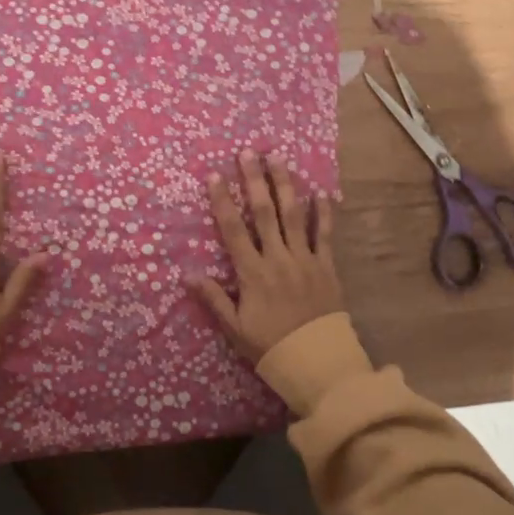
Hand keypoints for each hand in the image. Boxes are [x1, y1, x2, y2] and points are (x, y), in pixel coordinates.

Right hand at [191, 149, 344, 360]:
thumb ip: (213, 299)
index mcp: (252, 273)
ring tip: (278, 158)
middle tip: (248, 152)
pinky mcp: (326, 267)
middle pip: (264, 212)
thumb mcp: (235, 328)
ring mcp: (304, 260)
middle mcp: (278, 259)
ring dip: (285, 185)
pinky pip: (324, 235)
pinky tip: (321, 192)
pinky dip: (322, 213)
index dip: (222, 201)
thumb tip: (187, 275)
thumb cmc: (270, 346)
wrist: (317, 362)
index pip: (233, 229)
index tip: (214, 175)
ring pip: (293, 215)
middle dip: (254, 179)